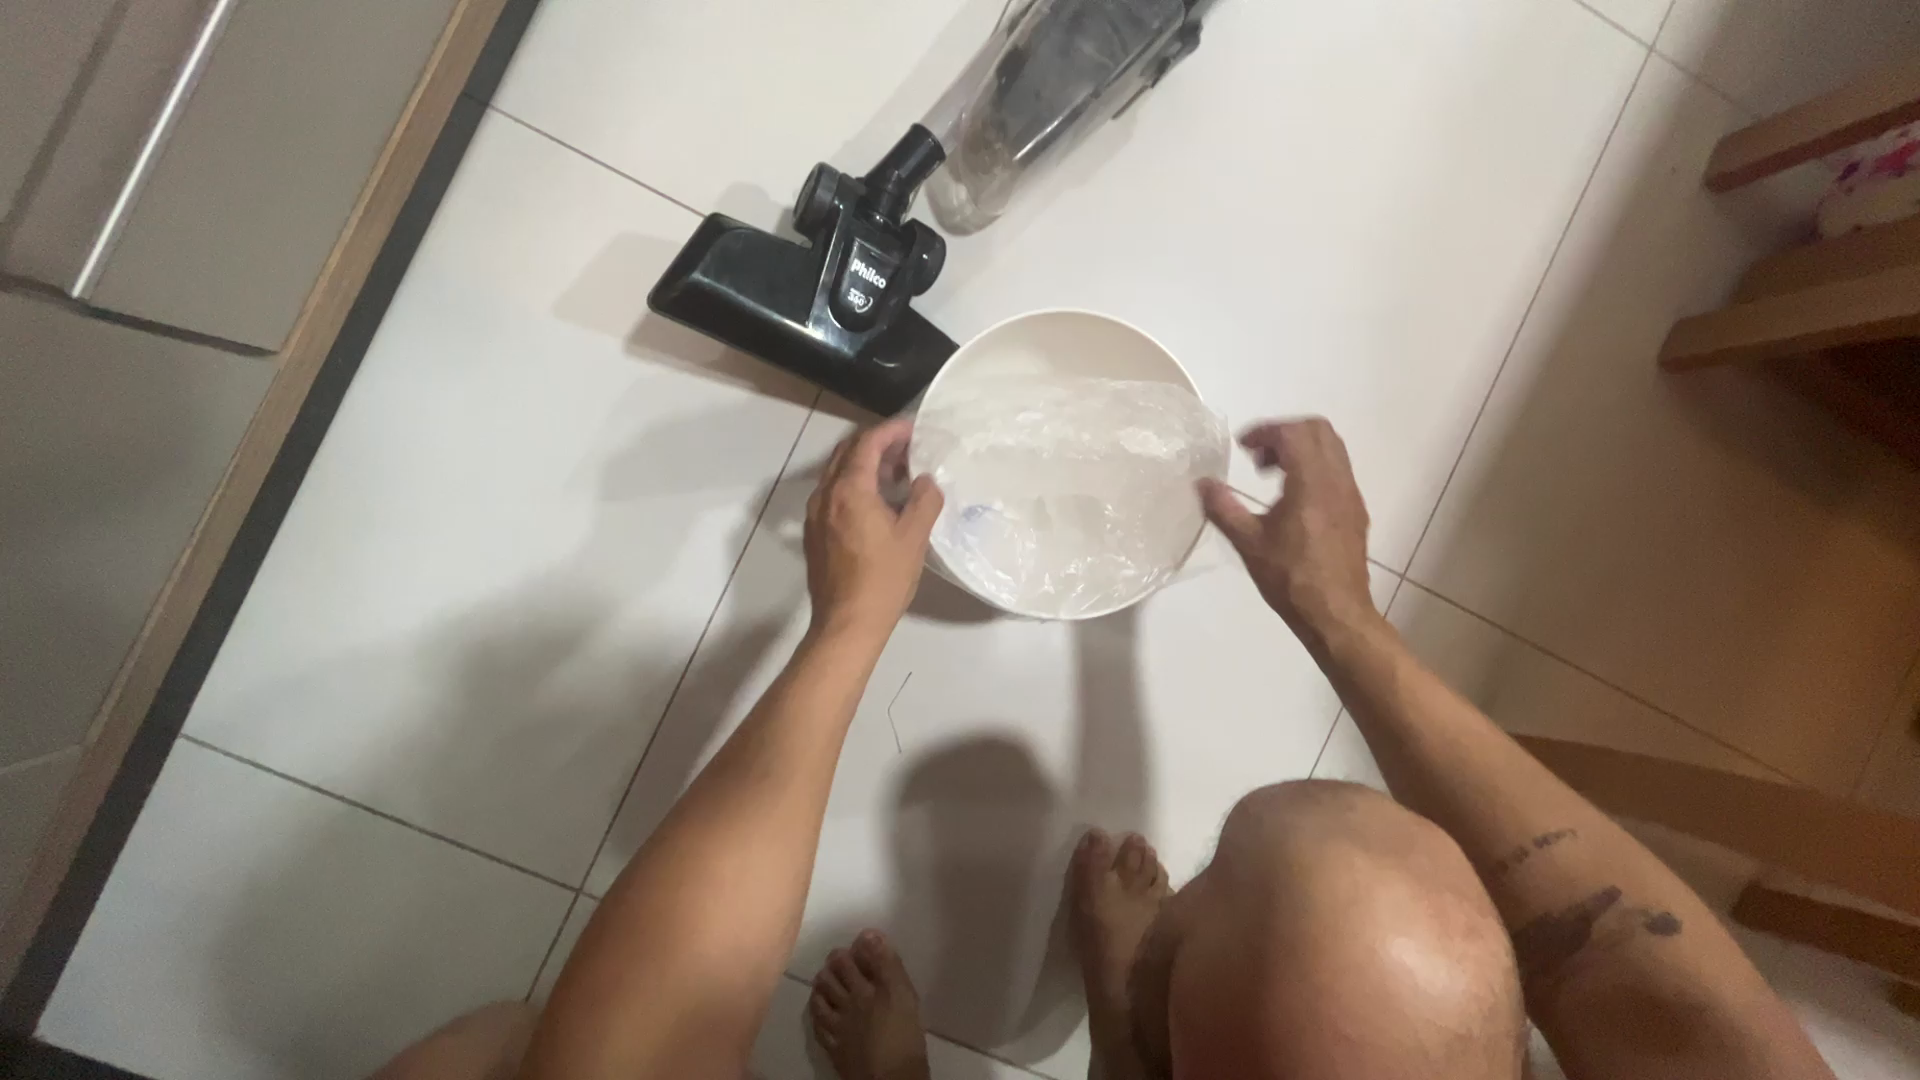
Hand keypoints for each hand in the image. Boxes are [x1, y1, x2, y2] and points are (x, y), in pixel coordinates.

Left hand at [804, 418, 944, 640]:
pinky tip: (876, 503)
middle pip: (847, 453)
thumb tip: (926, 481)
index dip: (891, 431)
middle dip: (876, 444)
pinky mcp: (814, 533)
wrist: (847, 623)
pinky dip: (854, 485)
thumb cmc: (884, 579)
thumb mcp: (914, 537)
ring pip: (837, 473)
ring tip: (896, 473)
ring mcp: (815, 514)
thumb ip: (924, 501)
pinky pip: (833, 494)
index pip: (868, 444)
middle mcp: (826, 495)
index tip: (913, 429)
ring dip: (865, 465)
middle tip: (907, 449)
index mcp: (849, 490)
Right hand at [1198, 418, 1379, 645]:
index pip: (1293, 433)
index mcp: (1311, 484)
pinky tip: (1292, 500)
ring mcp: (1351, 495)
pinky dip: (1313, 467)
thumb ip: (1223, 508)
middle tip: (1257, 458)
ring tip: (1271, 477)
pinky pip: (1338, 470)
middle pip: (1318, 430)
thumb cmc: (1289, 578)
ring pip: (1332, 448)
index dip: (1265, 431)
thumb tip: (1202, 483)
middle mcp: (1337, 481)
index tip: (1241, 448)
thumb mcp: (1247, 543)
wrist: (1335, 613)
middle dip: (1284, 433)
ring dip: (1300, 449)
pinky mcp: (1355, 510)